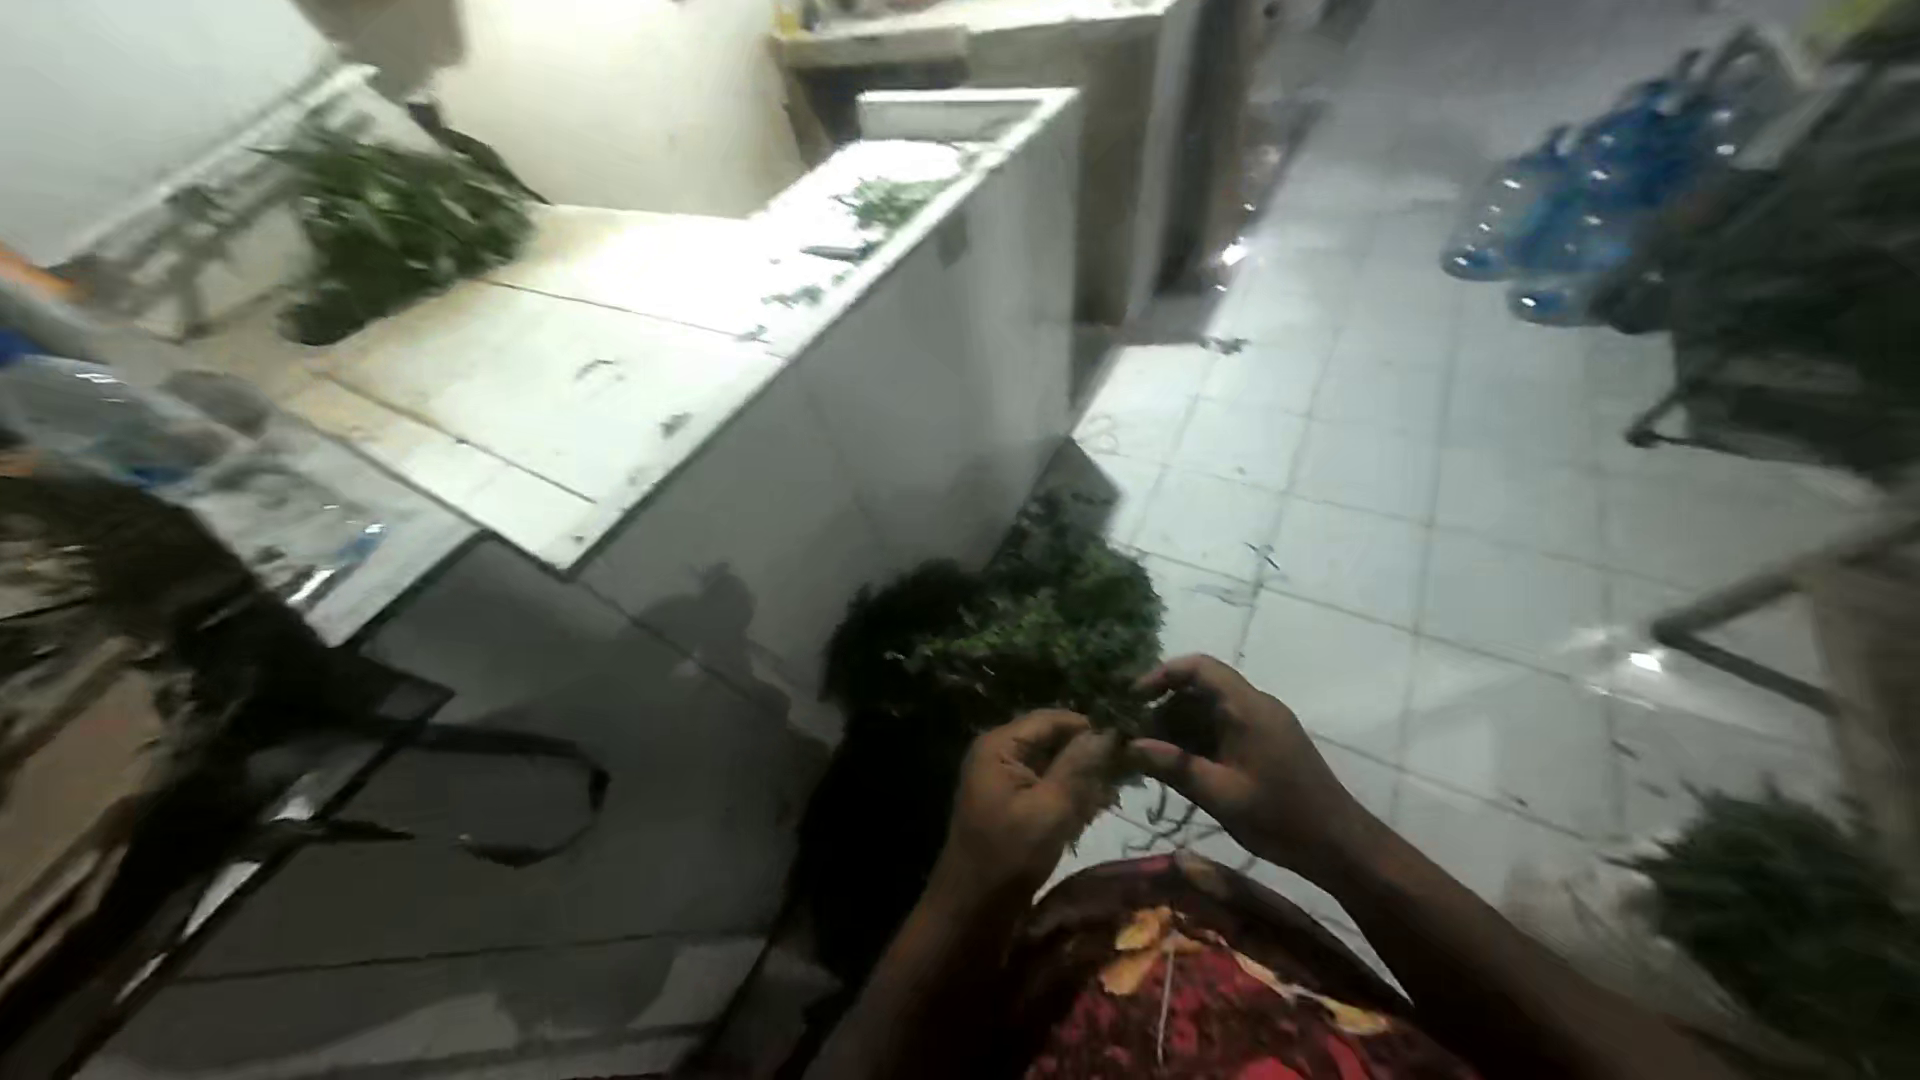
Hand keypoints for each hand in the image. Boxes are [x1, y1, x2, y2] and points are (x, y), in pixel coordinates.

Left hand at [932, 709, 1117, 903]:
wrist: (972, 911)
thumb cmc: (1010, 856)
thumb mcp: (1051, 808)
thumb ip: (1080, 765)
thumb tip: (1109, 731)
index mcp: (999, 745)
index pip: (1052, 719)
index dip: (1089, 728)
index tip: (1127, 745)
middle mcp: (999, 753)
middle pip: (1053, 740)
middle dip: (1088, 757)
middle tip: (1124, 777)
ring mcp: (1004, 778)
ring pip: (1054, 764)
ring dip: (1083, 780)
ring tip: (1109, 798)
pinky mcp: (1012, 802)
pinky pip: (1047, 786)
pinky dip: (1070, 796)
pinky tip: (1093, 812)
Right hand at [1129, 655, 1380, 875]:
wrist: (1342, 847)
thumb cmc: (1282, 818)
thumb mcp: (1221, 795)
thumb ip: (1174, 767)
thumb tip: (1129, 747)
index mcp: (1248, 708)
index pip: (1199, 667)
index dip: (1162, 675)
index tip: (1134, 699)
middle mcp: (1255, 705)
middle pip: (1200, 686)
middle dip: (1163, 706)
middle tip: (1136, 734)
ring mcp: (1262, 722)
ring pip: (1208, 707)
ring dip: (1177, 724)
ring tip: (1151, 754)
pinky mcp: (1264, 741)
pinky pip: (1221, 724)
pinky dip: (1196, 737)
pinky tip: (1178, 764)